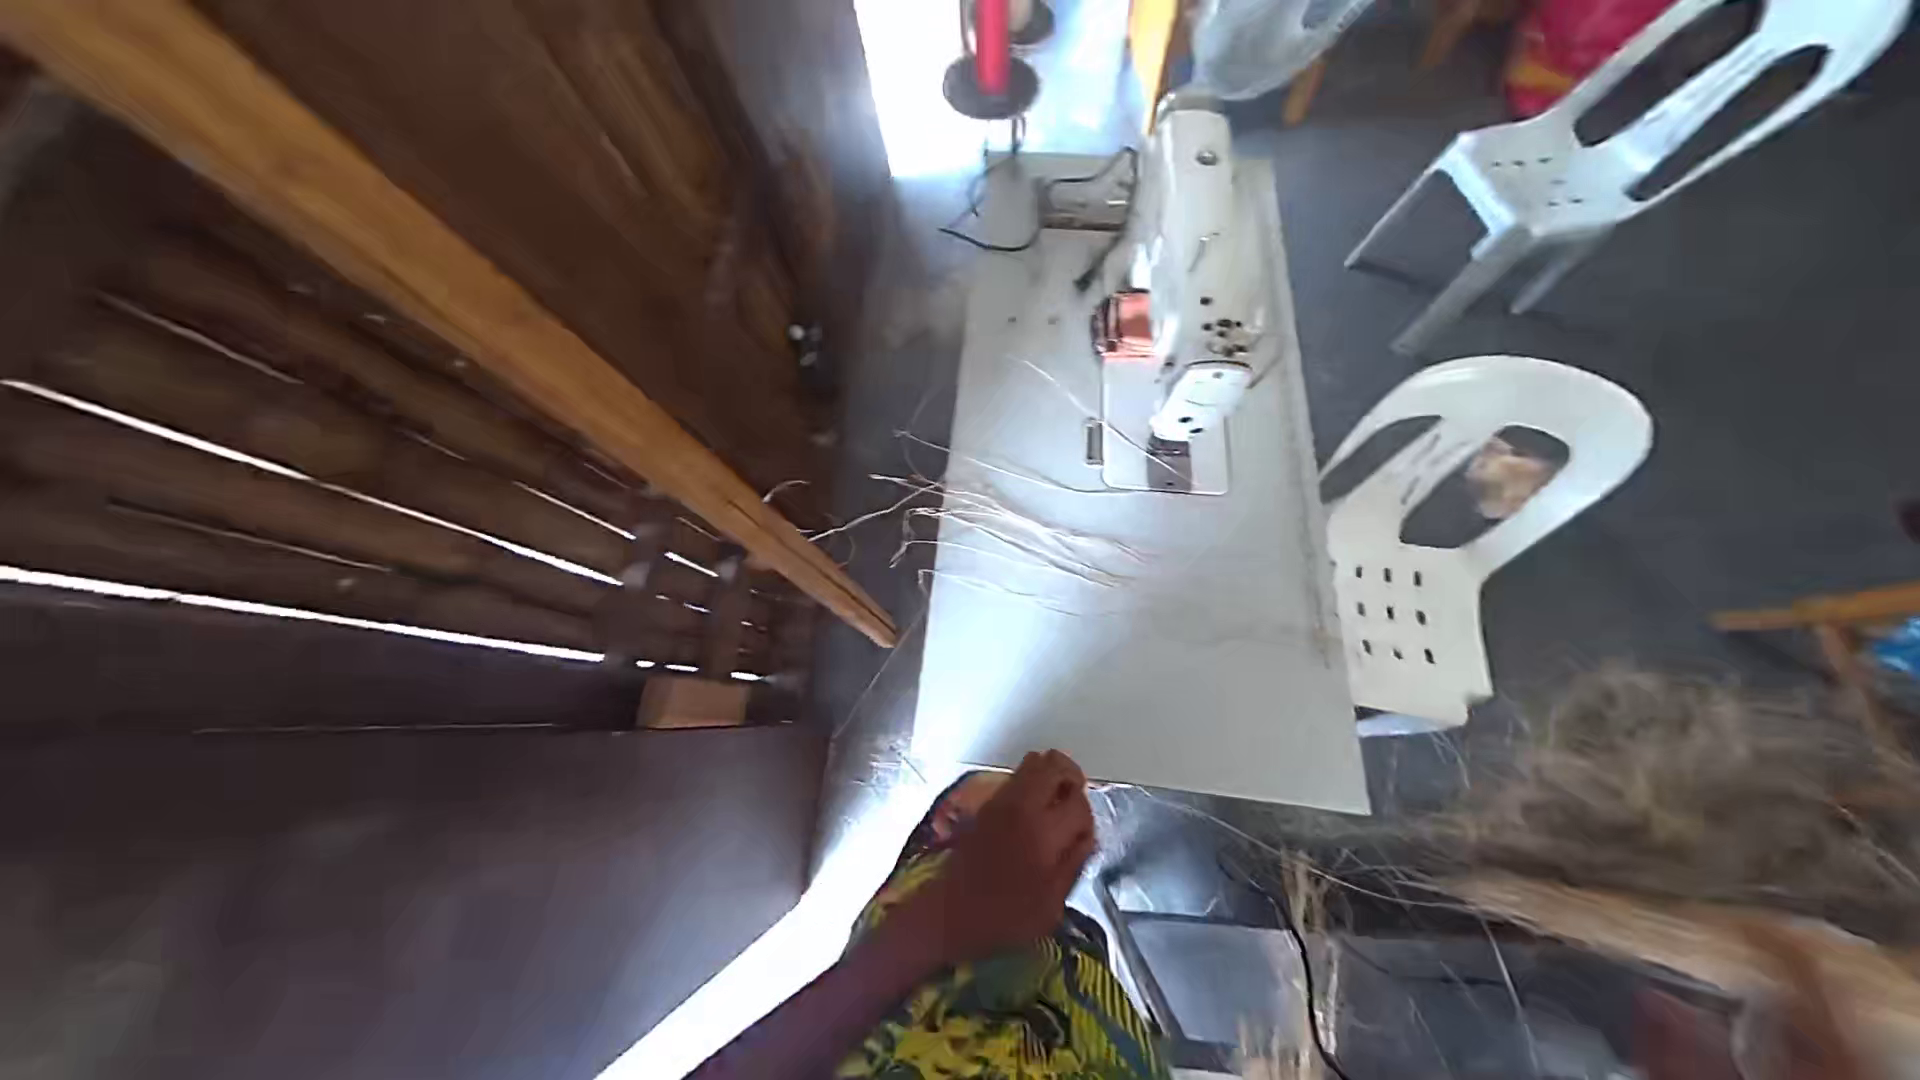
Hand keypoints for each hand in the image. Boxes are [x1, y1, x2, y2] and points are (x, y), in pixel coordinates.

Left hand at [898, 750, 1096, 964]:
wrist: (950, 911)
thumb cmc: (1004, 917)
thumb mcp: (1051, 903)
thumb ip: (1074, 862)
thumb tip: (1087, 835)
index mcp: (1043, 832)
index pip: (1078, 803)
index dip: (1087, 817)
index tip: (1083, 834)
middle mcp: (1023, 805)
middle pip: (1056, 763)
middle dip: (1073, 778)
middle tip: (1075, 801)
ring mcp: (1002, 798)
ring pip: (1036, 759)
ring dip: (1052, 773)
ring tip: (1057, 800)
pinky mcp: (988, 800)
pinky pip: (1018, 773)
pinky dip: (1033, 778)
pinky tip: (1035, 807)